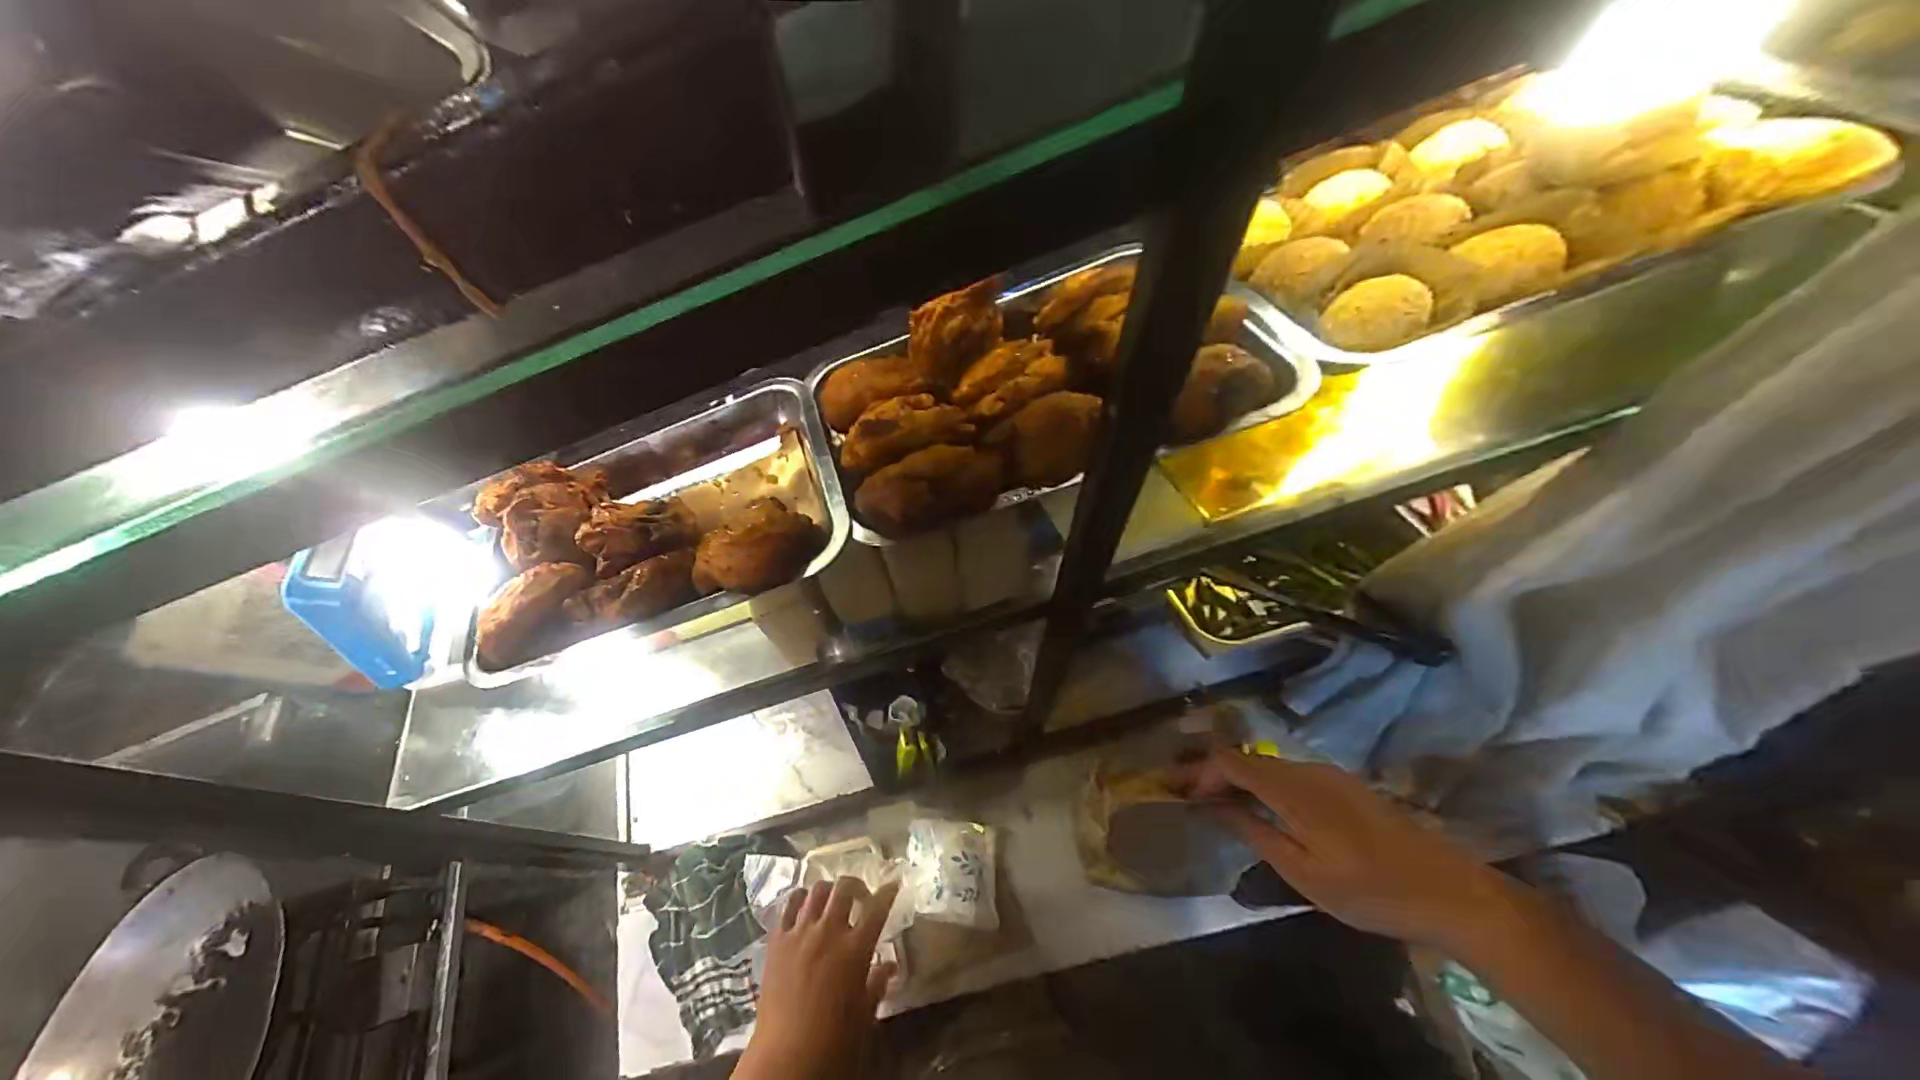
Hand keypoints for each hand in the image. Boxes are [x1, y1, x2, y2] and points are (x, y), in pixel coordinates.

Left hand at [734, 876, 899, 1079]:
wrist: (785, 1059)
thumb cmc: (833, 1042)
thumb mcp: (864, 1015)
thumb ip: (877, 984)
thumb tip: (889, 966)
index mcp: (855, 948)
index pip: (877, 907)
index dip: (888, 892)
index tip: (893, 885)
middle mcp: (828, 931)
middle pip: (845, 888)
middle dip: (857, 887)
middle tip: (861, 898)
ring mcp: (799, 933)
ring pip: (816, 891)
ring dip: (829, 891)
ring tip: (832, 902)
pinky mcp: (776, 941)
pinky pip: (787, 906)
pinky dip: (799, 900)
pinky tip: (804, 908)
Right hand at [1177, 749, 1518, 951]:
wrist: (1452, 892)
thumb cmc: (1371, 890)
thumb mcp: (1303, 872)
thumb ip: (1255, 832)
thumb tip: (1215, 807)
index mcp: (1293, 788)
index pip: (1230, 761)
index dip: (1201, 773)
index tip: (1183, 796)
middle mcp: (1307, 769)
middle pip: (1247, 759)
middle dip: (1214, 774)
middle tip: (1190, 797)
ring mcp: (1330, 775)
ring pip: (1269, 767)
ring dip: (1240, 781)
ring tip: (1219, 806)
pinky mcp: (1345, 786)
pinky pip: (1291, 775)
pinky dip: (1265, 786)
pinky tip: (1263, 811)